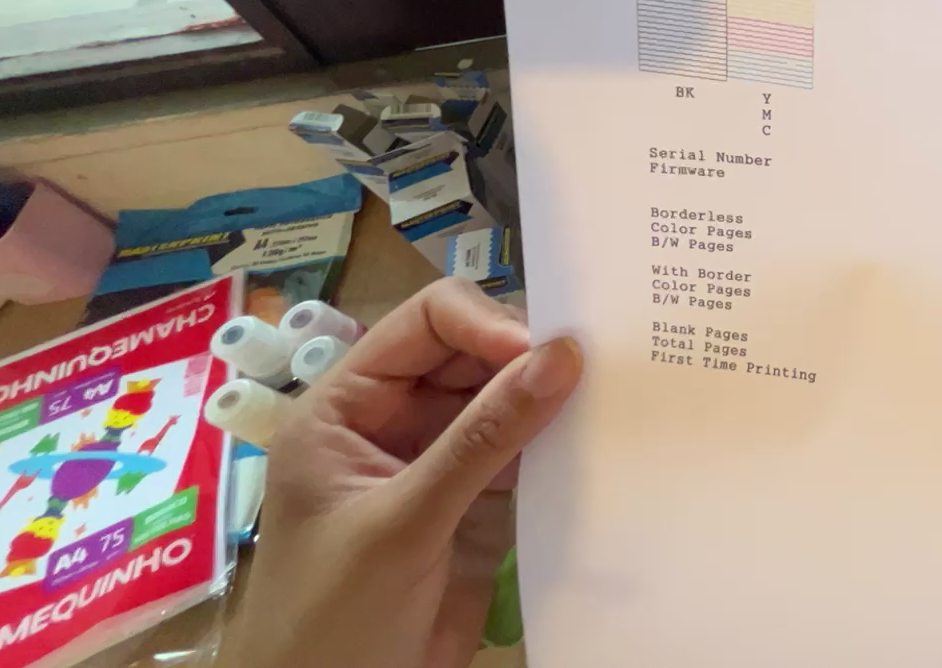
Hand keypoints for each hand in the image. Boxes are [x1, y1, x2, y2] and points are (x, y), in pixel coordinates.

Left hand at [220, 278, 581, 667]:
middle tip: (591, 370)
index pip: (429, 321)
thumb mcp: (404, 522)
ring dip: (554, 390)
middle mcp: (402, 414)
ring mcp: (446, 450)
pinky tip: (599, 430)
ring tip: (609, 389)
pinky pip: (533, 436)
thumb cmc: (333, 620)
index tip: (545, 354)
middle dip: (531, 353)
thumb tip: (565, 353)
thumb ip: (484, 436)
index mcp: (351, 405)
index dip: (487, 324)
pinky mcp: (486, 486)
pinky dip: (564, 431)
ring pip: (512, 389)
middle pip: (479, 347)